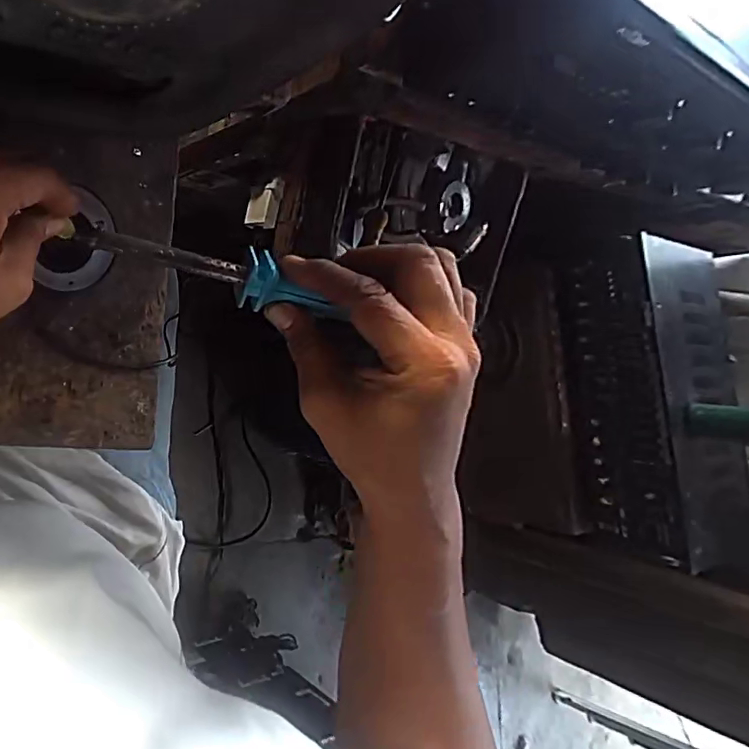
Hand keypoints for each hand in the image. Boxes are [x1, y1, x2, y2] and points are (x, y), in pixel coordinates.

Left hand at [0, 142, 77, 400]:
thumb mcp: (6, 281)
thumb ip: (33, 240)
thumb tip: (48, 220)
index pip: (40, 176)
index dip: (62, 195)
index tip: (72, 215)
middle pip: (11, 162)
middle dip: (34, 188)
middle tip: (47, 218)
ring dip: (3, 186)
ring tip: (13, 220)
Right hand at [264, 246, 479, 529]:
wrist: (412, 491)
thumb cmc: (373, 457)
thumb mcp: (326, 401)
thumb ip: (306, 344)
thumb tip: (283, 306)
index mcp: (424, 363)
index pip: (370, 297)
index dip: (324, 277)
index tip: (292, 268)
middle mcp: (454, 344)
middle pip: (418, 263)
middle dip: (365, 257)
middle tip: (327, 273)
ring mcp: (465, 342)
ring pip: (440, 267)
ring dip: (393, 263)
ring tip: (354, 281)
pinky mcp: (463, 343)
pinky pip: (449, 289)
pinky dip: (415, 281)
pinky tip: (384, 299)